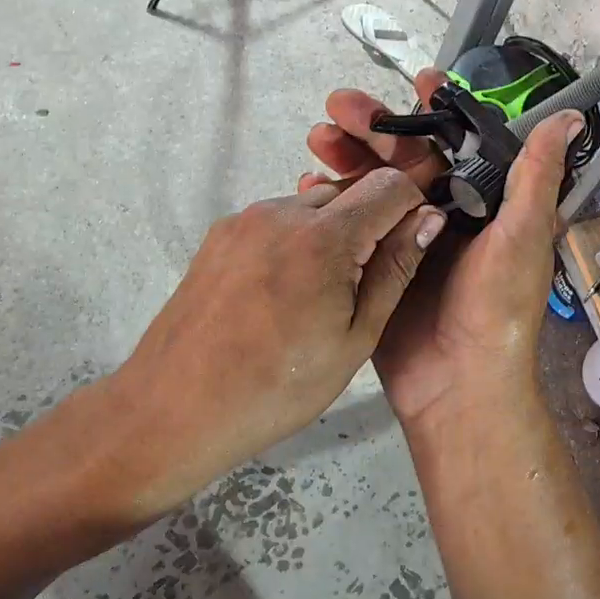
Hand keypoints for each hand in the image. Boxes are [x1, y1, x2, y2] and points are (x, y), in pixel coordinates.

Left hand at [105, 170, 445, 516]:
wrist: (169, 414)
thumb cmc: (276, 388)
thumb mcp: (356, 337)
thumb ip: (396, 269)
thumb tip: (430, 218)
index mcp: (323, 238)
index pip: (391, 185)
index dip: (413, 207)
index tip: (412, 244)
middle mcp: (283, 213)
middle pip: (353, 190)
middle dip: (373, 222)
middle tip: (367, 279)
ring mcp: (246, 220)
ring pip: (317, 204)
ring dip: (335, 231)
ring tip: (321, 292)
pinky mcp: (221, 234)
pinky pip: (282, 219)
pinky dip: (300, 240)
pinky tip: (286, 291)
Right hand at [299, 71, 582, 427]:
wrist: (458, 384)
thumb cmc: (498, 305)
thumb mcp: (523, 233)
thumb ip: (537, 174)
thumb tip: (572, 117)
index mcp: (485, 202)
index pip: (460, 142)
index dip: (439, 110)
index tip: (418, 80)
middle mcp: (446, 213)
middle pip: (406, 156)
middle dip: (376, 126)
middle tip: (340, 105)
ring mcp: (406, 239)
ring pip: (373, 184)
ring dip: (346, 156)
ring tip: (318, 136)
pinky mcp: (374, 266)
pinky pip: (350, 225)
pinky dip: (330, 203)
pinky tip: (307, 184)